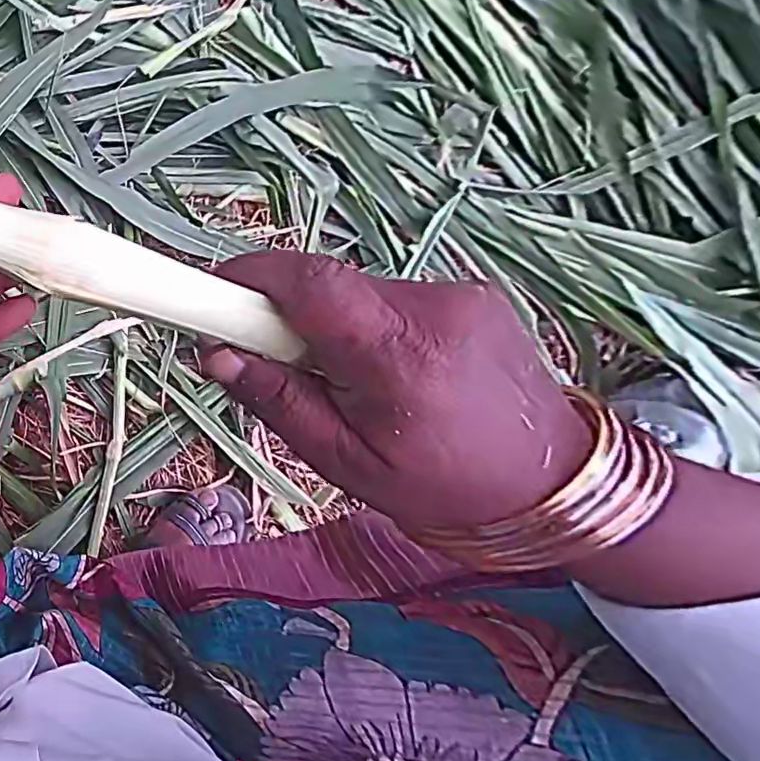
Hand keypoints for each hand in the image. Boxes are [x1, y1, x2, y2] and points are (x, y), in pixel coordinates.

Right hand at [200, 251, 591, 530]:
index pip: (312, 283)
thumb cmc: (434, 484)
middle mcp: (436, 308)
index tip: (206, 293)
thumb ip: (275, 401)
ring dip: (313, 321)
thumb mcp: (337, 458)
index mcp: (400, 357)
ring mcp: (459, 294)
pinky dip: (349, 321)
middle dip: (273, 313)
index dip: (249, 276)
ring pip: (347, 289)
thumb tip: (214, 357)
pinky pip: (377, 295)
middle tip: (258, 358)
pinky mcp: (466, 293)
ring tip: (327, 375)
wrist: (552, 481)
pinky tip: (366, 366)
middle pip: (322, 284)